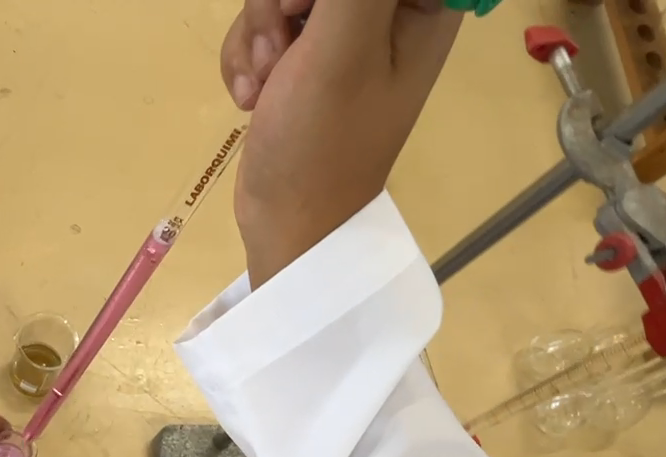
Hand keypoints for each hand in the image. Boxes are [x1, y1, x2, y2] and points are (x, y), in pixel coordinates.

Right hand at [221, 0, 461, 285]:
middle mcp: (382, 12)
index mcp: (419, 1)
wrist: (284, 226)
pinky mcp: (297, 63)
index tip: (301, 7)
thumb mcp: (339, 48)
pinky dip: (246, 59)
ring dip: (257, 33)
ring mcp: (336, 38)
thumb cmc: (320, 149)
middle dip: (280, 2)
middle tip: (283, 48)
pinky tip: (251, 98)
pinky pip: (261, 26)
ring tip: (264, 86)